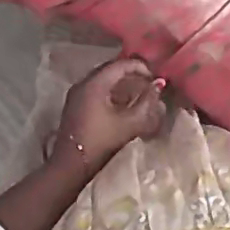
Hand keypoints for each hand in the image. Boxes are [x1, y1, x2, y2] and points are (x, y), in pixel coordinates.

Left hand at [52, 56, 166, 169]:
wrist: (70, 165)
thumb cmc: (101, 142)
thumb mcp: (129, 123)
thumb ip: (147, 102)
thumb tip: (159, 84)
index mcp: (95, 84)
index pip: (120, 64)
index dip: (140, 67)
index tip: (154, 78)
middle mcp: (83, 83)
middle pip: (110, 69)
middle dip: (131, 74)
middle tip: (148, 82)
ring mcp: (76, 94)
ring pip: (103, 79)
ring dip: (121, 83)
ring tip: (139, 92)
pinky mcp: (75, 104)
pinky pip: (96, 89)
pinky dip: (111, 91)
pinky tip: (123, 103)